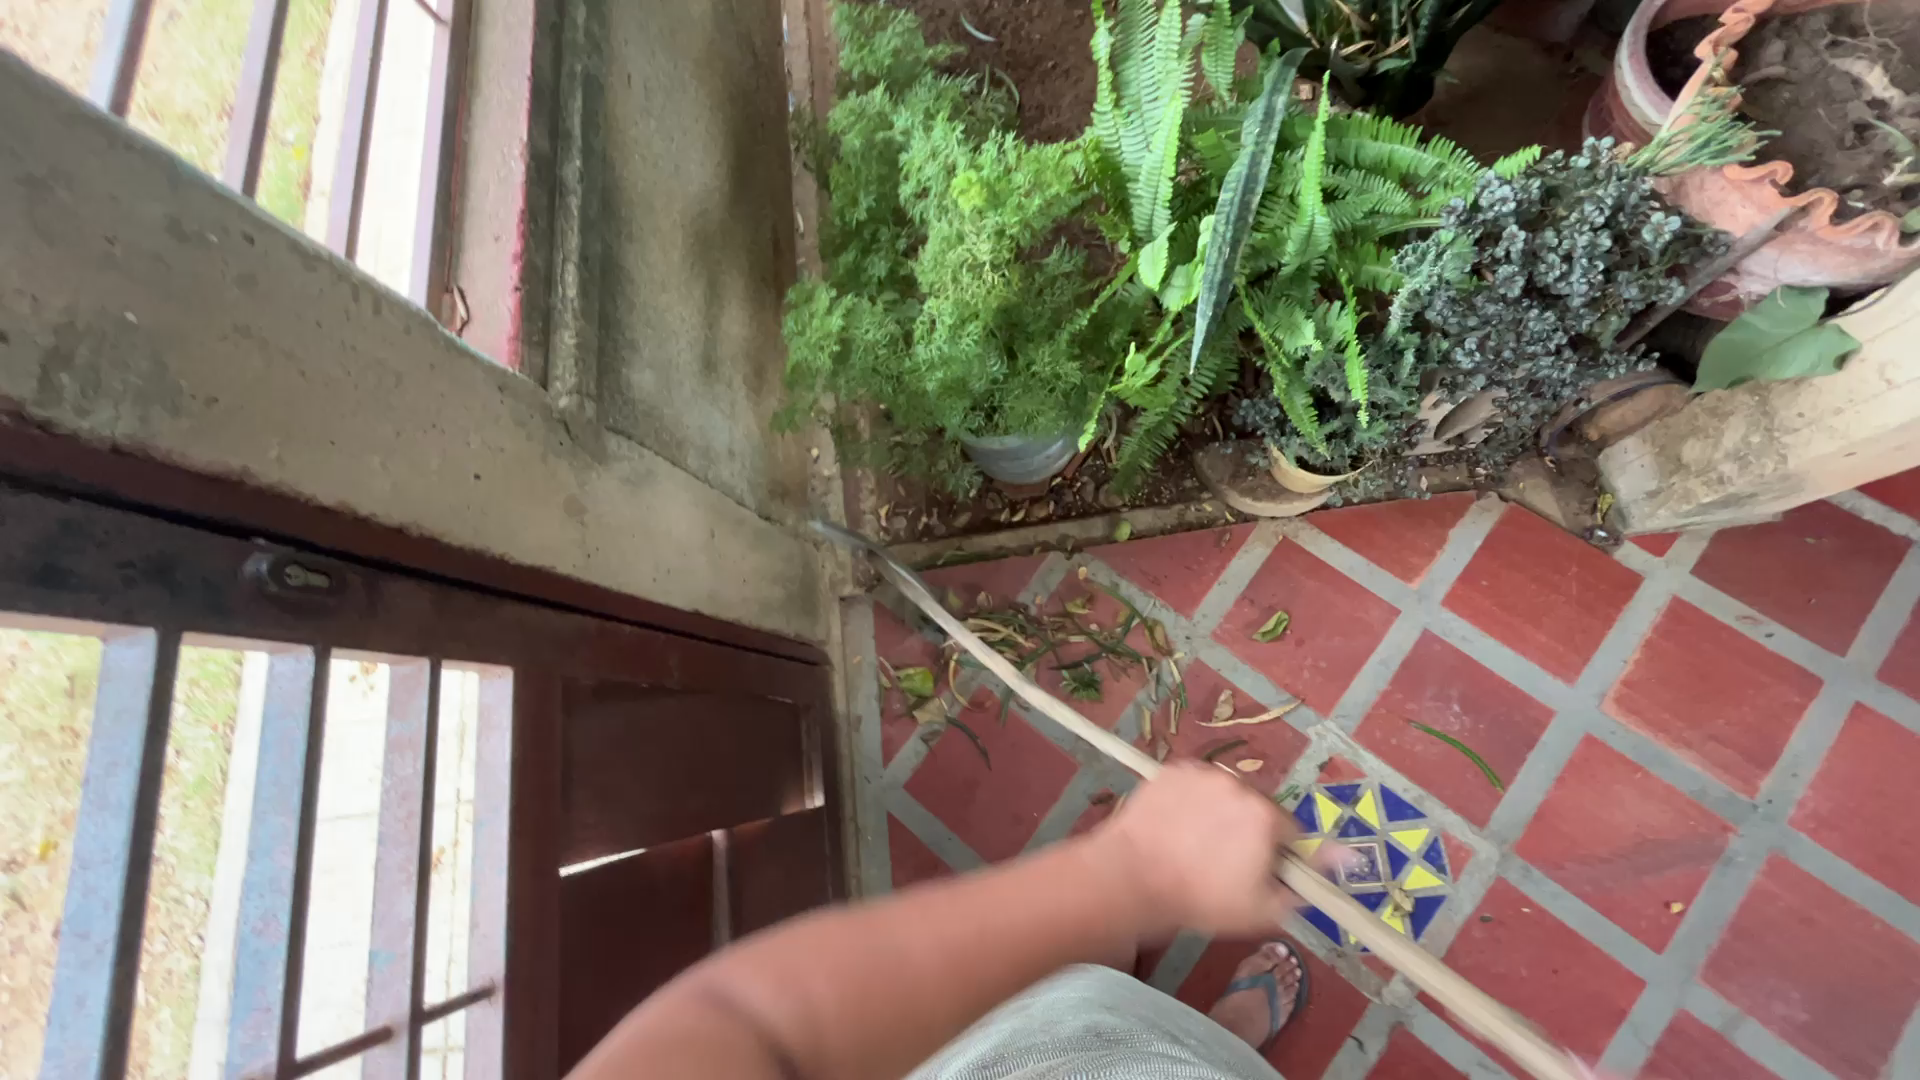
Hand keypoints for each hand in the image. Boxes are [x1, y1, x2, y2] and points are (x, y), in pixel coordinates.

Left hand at [1087, 763, 1303, 936]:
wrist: (1133, 875)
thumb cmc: (1201, 899)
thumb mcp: (1264, 907)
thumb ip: (1308, 880)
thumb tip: (1348, 855)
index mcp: (1264, 814)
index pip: (1288, 831)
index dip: (1275, 854)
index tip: (1254, 872)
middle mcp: (1236, 784)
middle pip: (1255, 808)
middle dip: (1246, 830)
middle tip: (1220, 861)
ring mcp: (1199, 772)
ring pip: (1222, 795)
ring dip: (1217, 812)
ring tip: (1192, 844)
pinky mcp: (1169, 769)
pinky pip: (1192, 785)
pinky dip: (1189, 800)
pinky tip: (1175, 825)